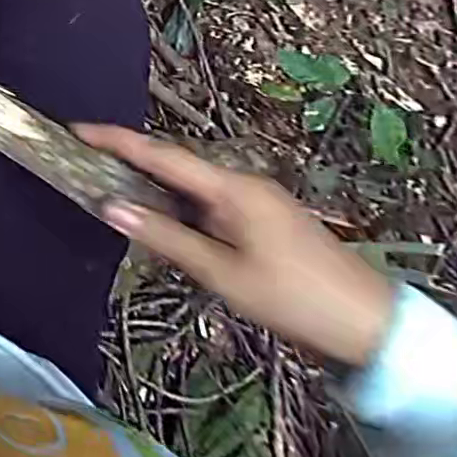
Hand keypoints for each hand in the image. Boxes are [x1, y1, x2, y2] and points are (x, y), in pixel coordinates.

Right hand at [79, 125, 395, 368]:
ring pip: (189, 180)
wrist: (379, 327)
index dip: (115, 139)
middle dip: (129, 157)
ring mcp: (254, 196)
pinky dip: (175, 198)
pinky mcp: (262, 214)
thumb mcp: (221, 273)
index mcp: (230, 188)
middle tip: (88, 161)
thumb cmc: (295, 298)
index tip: (77, 129)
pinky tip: (163, 215)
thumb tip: (109, 206)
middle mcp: (241, 181)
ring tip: (114, 187)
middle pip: (173, 161)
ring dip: (152, 181)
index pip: (160, 153)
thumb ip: (163, 236)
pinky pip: (206, 196)